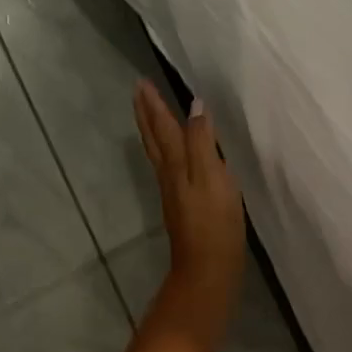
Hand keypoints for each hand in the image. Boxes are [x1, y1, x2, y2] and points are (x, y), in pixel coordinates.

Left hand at [133, 79, 245, 303]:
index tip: (142, 82)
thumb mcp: (213, 176)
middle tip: (138, 90)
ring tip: (149, 112)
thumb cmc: (213, 221)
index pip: (162, 125)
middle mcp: (168, 172)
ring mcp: (172, 189)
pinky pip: (166, 164)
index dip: (154, 104)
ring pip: (157, 150)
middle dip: (146, 112)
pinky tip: (172, 152)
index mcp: (176, 162)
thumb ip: (203, 140)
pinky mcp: (180, 204)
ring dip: (151, 128)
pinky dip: (164, 148)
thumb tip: (195, 104)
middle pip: (153, 136)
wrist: (207, 269)